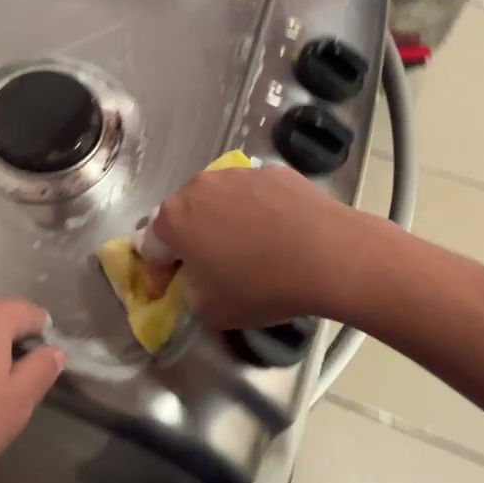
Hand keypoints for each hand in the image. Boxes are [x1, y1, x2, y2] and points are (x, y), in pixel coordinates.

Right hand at [148, 165, 370, 328]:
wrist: (331, 254)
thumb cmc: (263, 286)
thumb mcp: (212, 311)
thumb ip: (189, 296)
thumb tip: (196, 283)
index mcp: (173, 220)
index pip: (152, 248)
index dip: (161, 274)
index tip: (176, 291)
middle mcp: (198, 186)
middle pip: (183, 217)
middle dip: (191, 242)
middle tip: (213, 269)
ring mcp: (236, 174)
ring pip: (218, 200)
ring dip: (223, 222)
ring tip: (251, 250)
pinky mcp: (270, 170)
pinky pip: (252, 194)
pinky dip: (257, 211)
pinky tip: (280, 233)